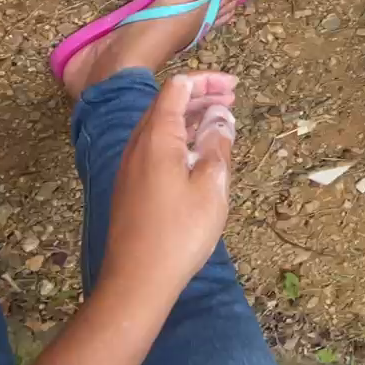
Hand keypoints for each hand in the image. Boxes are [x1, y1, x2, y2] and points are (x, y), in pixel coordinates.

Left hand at [100, 72, 237, 303]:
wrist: (136, 283)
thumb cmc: (179, 232)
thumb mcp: (211, 185)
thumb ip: (217, 143)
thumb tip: (221, 117)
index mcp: (157, 136)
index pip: (178, 87)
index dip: (207, 80)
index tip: (234, 87)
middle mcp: (138, 143)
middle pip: (168, 102)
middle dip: (201, 95)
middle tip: (232, 99)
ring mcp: (130, 165)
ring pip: (161, 124)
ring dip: (191, 116)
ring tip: (219, 121)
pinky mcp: (130, 185)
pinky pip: (155, 145)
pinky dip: (179, 136)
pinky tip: (197, 152)